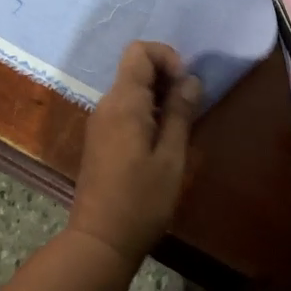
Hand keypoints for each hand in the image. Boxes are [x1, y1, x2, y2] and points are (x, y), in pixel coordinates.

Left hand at [67, 41, 202, 263]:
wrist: (100, 240)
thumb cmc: (141, 200)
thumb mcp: (171, 158)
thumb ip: (179, 114)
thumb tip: (191, 79)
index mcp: (123, 102)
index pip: (139, 51)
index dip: (166, 56)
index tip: (185, 84)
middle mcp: (107, 103)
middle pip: (134, 67)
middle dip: (165, 77)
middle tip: (188, 106)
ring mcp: (100, 120)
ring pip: (130, 88)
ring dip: (156, 96)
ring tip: (178, 124)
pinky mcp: (99, 137)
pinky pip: (123, 108)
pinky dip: (145, 111)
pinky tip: (160, 139)